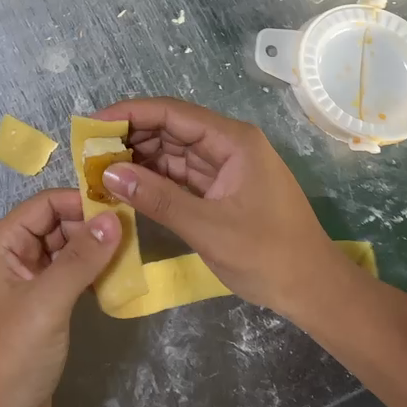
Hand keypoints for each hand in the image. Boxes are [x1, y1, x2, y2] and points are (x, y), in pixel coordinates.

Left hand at [0, 188, 122, 406]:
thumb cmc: (13, 353)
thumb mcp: (48, 301)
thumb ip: (81, 258)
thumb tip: (114, 217)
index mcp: (3, 241)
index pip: (46, 204)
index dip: (81, 201)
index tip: (123, 206)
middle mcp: (12, 254)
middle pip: (57, 224)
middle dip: (92, 227)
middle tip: (135, 236)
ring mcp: (26, 281)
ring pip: (66, 251)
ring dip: (94, 253)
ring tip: (131, 258)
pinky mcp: (41, 307)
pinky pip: (68, 277)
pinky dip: (90, 277)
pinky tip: (115, 284)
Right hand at [94, 97, 339, 314]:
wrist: (317, 294)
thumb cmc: (270, 256)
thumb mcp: (209, 229)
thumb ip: (157, 198)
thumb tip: (109, 173)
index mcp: (233, 141)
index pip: (172, 112)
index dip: (129, 113)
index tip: (92, 124)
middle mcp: (227, 144)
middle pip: (169, 127)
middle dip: (129, 135)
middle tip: (88, 150)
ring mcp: (224, 167)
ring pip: (170, 150)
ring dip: (137, 158)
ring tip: (98, 166)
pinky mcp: (219, 189)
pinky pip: (178, 173)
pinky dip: (151, 178)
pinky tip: (124, 184)